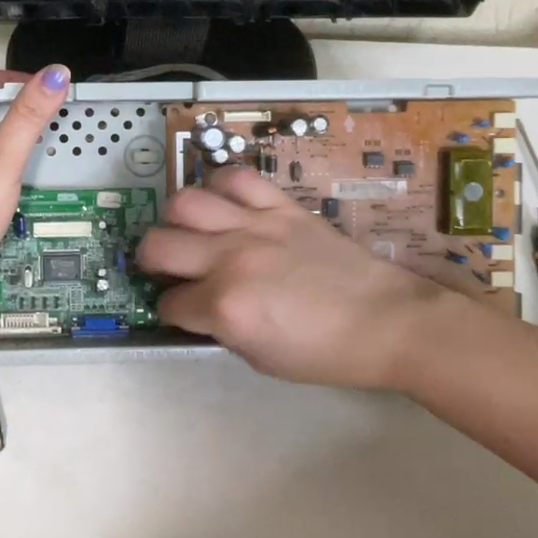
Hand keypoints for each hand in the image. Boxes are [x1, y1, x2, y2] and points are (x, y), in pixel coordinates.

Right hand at [138, 166, 461, 387]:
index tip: (179, 310)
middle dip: (152, 261)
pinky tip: (223, 203)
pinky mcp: (281, 206)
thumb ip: (220, 328)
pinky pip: (237, 178)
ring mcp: (255, 227)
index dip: (170, 310)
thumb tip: (198, 306)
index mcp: (225, 308)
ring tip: (189, 230)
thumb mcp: (260, 358)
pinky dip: (220, 186)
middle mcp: (230, 261)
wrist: (385, 321)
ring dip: (176, 219)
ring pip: (186, 202)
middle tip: (167, 268)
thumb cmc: (324, 352)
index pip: (169, 303)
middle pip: (159, 245)